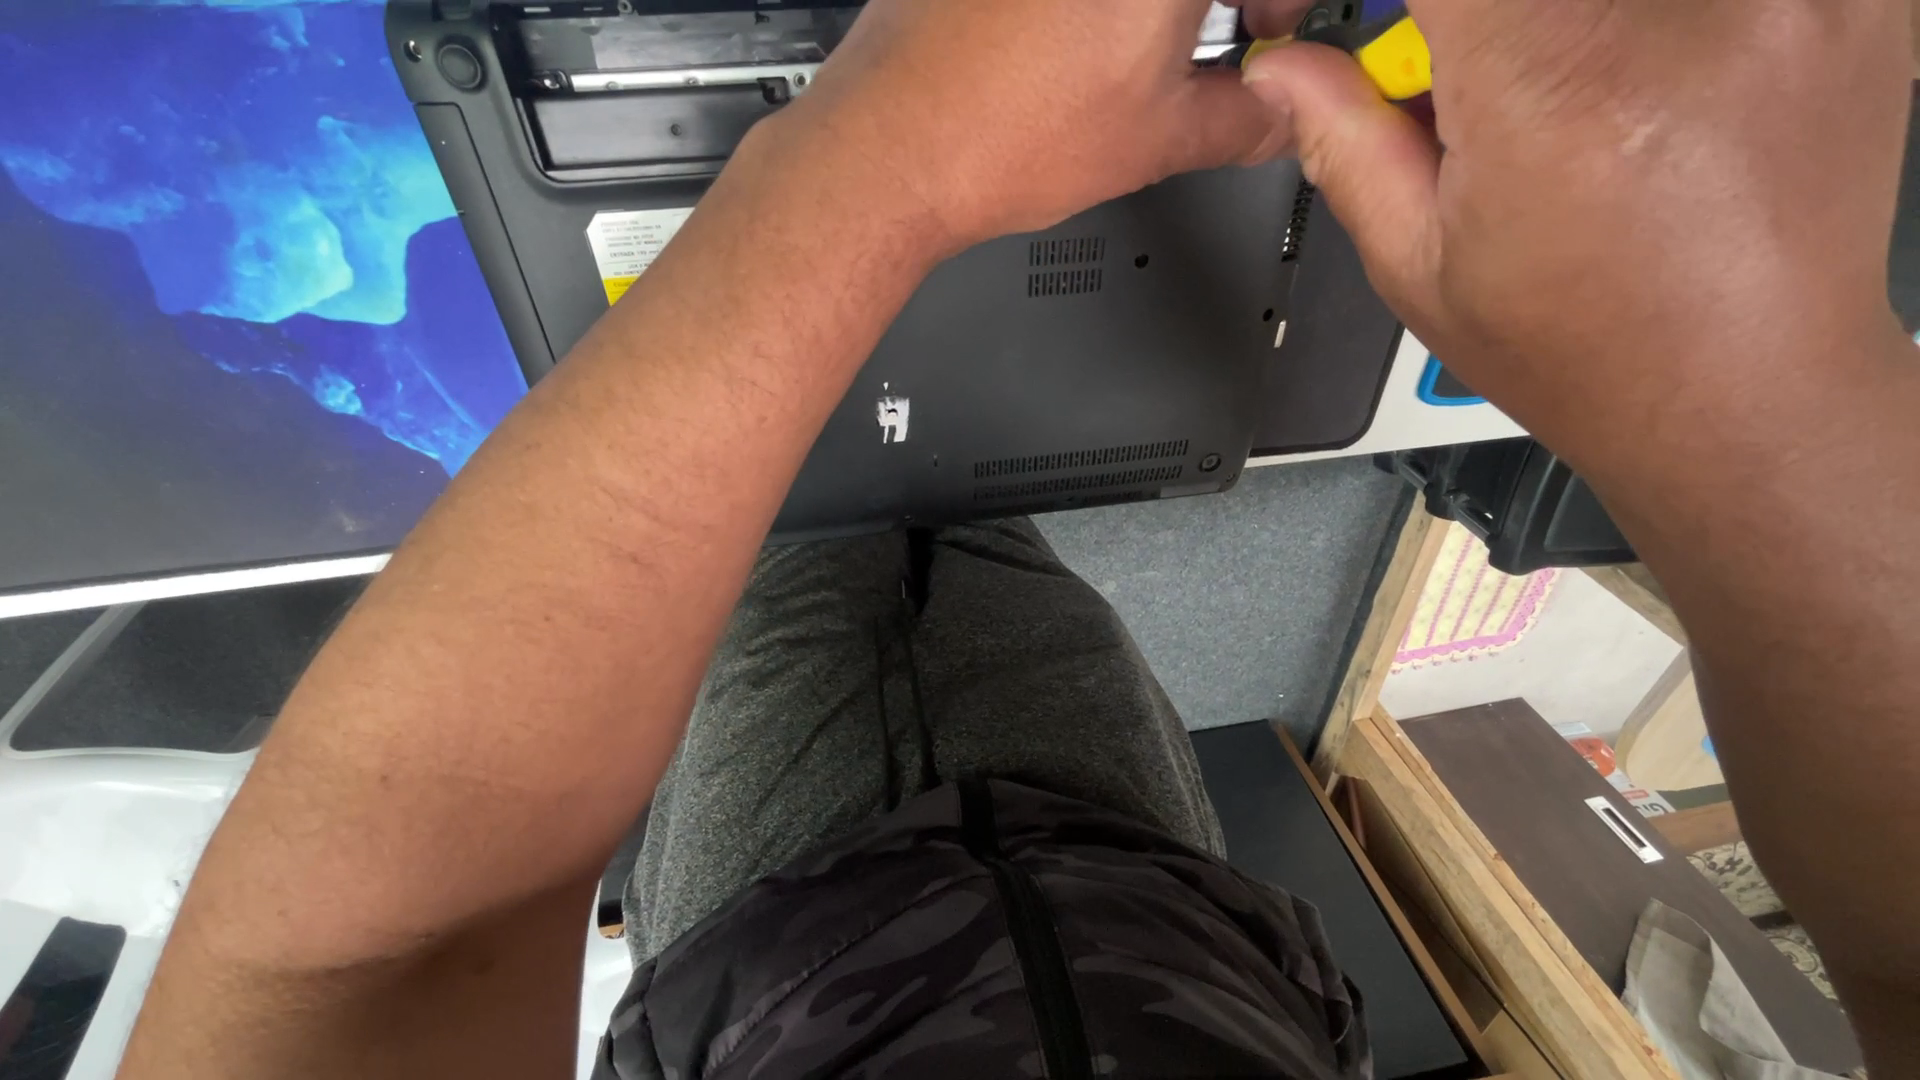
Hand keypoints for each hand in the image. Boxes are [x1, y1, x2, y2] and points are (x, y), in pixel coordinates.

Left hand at [754, 0, 1306, 254]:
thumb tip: (1276, 113)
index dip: (1287, 0)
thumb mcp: (1157, 140)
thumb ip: (1243, 120)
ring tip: (1140, 48)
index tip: (1274, 29)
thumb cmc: (998, 138)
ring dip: (1158, 4)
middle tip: (1223, 38)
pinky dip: (1096, 6)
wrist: (892, 150)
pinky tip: (1081, 33)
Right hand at [1239, 0, 1914, 465]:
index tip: (1377, 20)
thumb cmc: (1573, 347)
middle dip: (1461, 12)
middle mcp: (1686, 12)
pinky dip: (1612, 27)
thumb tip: (1286, 70)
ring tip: (1534, 88)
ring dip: (1537, 28)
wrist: (1732, 384)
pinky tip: (1610, 84)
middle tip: (1447, 63)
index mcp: (1554, 89)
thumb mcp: (1415, 263)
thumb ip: (1346, 143)